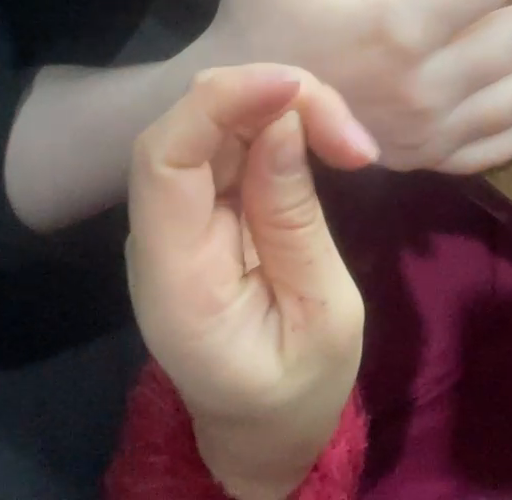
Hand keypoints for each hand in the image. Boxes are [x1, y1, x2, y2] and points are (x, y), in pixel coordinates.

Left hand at [126, 65, 368, 499]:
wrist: (263, 425)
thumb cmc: (297, 390)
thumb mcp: (322, 315)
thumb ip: (295, 219)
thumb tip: (283, 121)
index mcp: (174, 275)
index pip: (165, 159)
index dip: (220, 103)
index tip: (292, 87)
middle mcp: (162, 232)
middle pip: (192, 126)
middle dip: (269, 99)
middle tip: (349, 133)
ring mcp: (181, 216)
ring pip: (216, 122)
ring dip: (285, 107)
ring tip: (349, 141)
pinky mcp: (207, 205)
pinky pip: (234, 141)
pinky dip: (283, 123)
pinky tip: (326, 139)